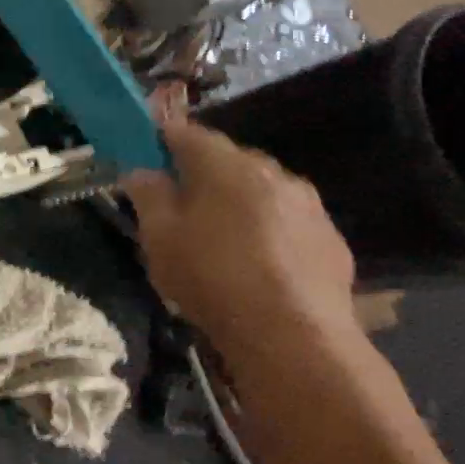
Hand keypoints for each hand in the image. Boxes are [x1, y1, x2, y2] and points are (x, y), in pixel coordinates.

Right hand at [120, 116, 359, 362]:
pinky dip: (259, 223)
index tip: (137, 148)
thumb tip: (141, 171)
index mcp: (227, 168)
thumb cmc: (210, 276)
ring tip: (208, 230)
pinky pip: (283, 216)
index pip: (187, 133)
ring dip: (230, 197)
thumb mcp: (158, 236)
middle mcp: (274, 174)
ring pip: (258, 188)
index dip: (158, 136)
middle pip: (226, 158)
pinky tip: (246, 255)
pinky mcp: (327, 236)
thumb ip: (148, 196)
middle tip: (169, 196)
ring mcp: (308, 205)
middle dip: (197, 170)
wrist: (290, 331)